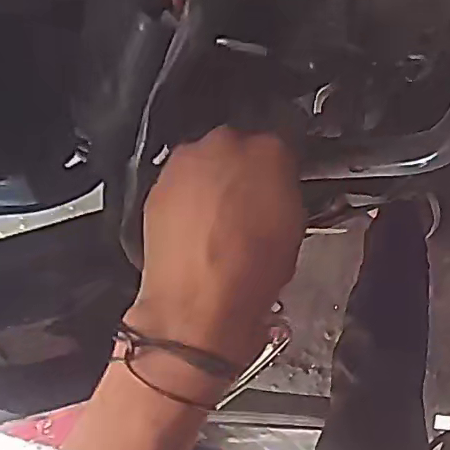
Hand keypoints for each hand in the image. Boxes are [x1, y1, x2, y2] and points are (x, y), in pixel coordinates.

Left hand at [127, 126, 304, 365]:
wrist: (197, 307)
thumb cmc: (247, 277)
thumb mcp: (292, 232)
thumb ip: (286, 195)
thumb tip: (279, 190)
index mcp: (269, 152)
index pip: (282, 142)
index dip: (283, 167)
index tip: (281, 182)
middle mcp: (222, 146)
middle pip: (239, 147)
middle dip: (246, 171)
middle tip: (253, 205)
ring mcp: (185, 164)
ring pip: (206, 163)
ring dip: (215, 183)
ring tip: (224, 223)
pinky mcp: (157, 186)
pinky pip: (180, 184)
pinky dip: (189, 200)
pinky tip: (201, 231)